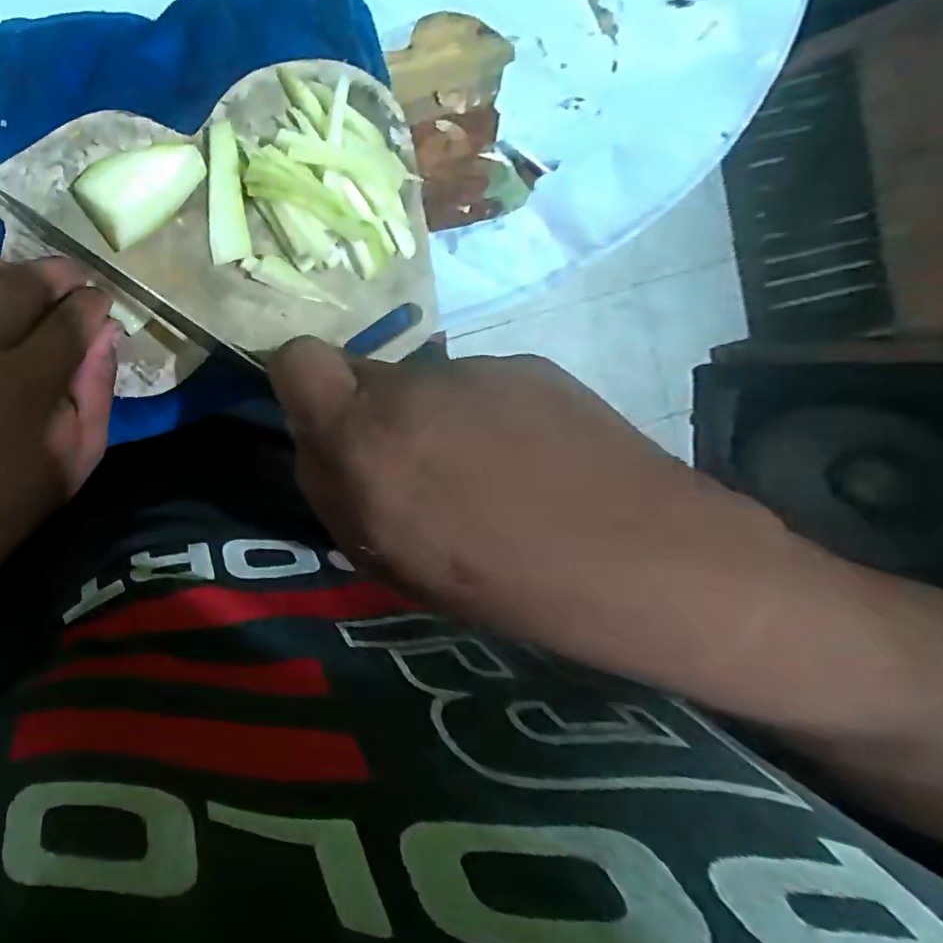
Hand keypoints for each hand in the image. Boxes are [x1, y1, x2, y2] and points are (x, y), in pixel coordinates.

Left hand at [0, 257, 118, 576]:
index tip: (105, 309)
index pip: (70, 317)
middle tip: (79, 289)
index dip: (97, 303)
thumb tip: (106, 327)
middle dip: (64, 274)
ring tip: (37, 292)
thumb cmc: (26, 488)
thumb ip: (99, 383)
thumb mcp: (85, 448)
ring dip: (18, 272)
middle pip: (26, 281)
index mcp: (24, 387)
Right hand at [266, 337, 773, 621]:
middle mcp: (409, 388)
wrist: (647, 562)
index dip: (299, 383)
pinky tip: (529, 464)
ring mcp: (473, 369)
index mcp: (363, 439)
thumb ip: (333, 488)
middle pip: (359, 377)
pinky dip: (483, 416)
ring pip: (419, 385)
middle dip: (369, 416)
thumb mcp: (385, 558)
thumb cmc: (498, 583)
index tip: (324, 423)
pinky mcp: (528, 364)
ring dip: (429, 419)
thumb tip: (319, 444)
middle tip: (414, 471)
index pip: (295, 359)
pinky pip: (475, 386)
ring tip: (485, 476)